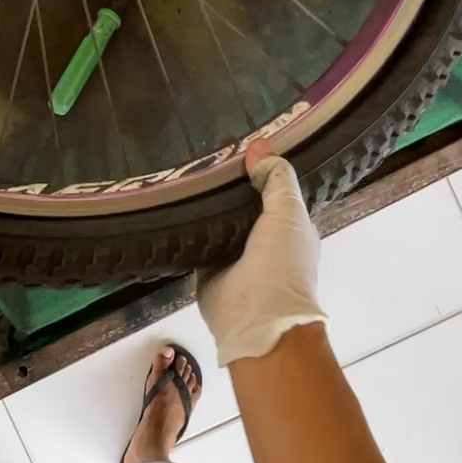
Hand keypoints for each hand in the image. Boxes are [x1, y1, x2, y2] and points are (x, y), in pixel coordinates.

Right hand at [196, 140, 327, 366]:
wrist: (255, 316)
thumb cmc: (282, 263)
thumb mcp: (288, 212)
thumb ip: (276, 179)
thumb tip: (259, 146)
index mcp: (289, 229)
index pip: (274, 193)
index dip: (260, 170)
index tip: (240, 145)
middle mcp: (261, 242)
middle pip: (242, 206)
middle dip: (227, 186)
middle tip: (203, 155)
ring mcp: (233, 257)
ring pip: (217, 223)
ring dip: (204, 207)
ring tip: (183, 174)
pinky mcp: (206, 270)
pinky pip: (196, 242)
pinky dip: (187, 229)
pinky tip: (172, 207)